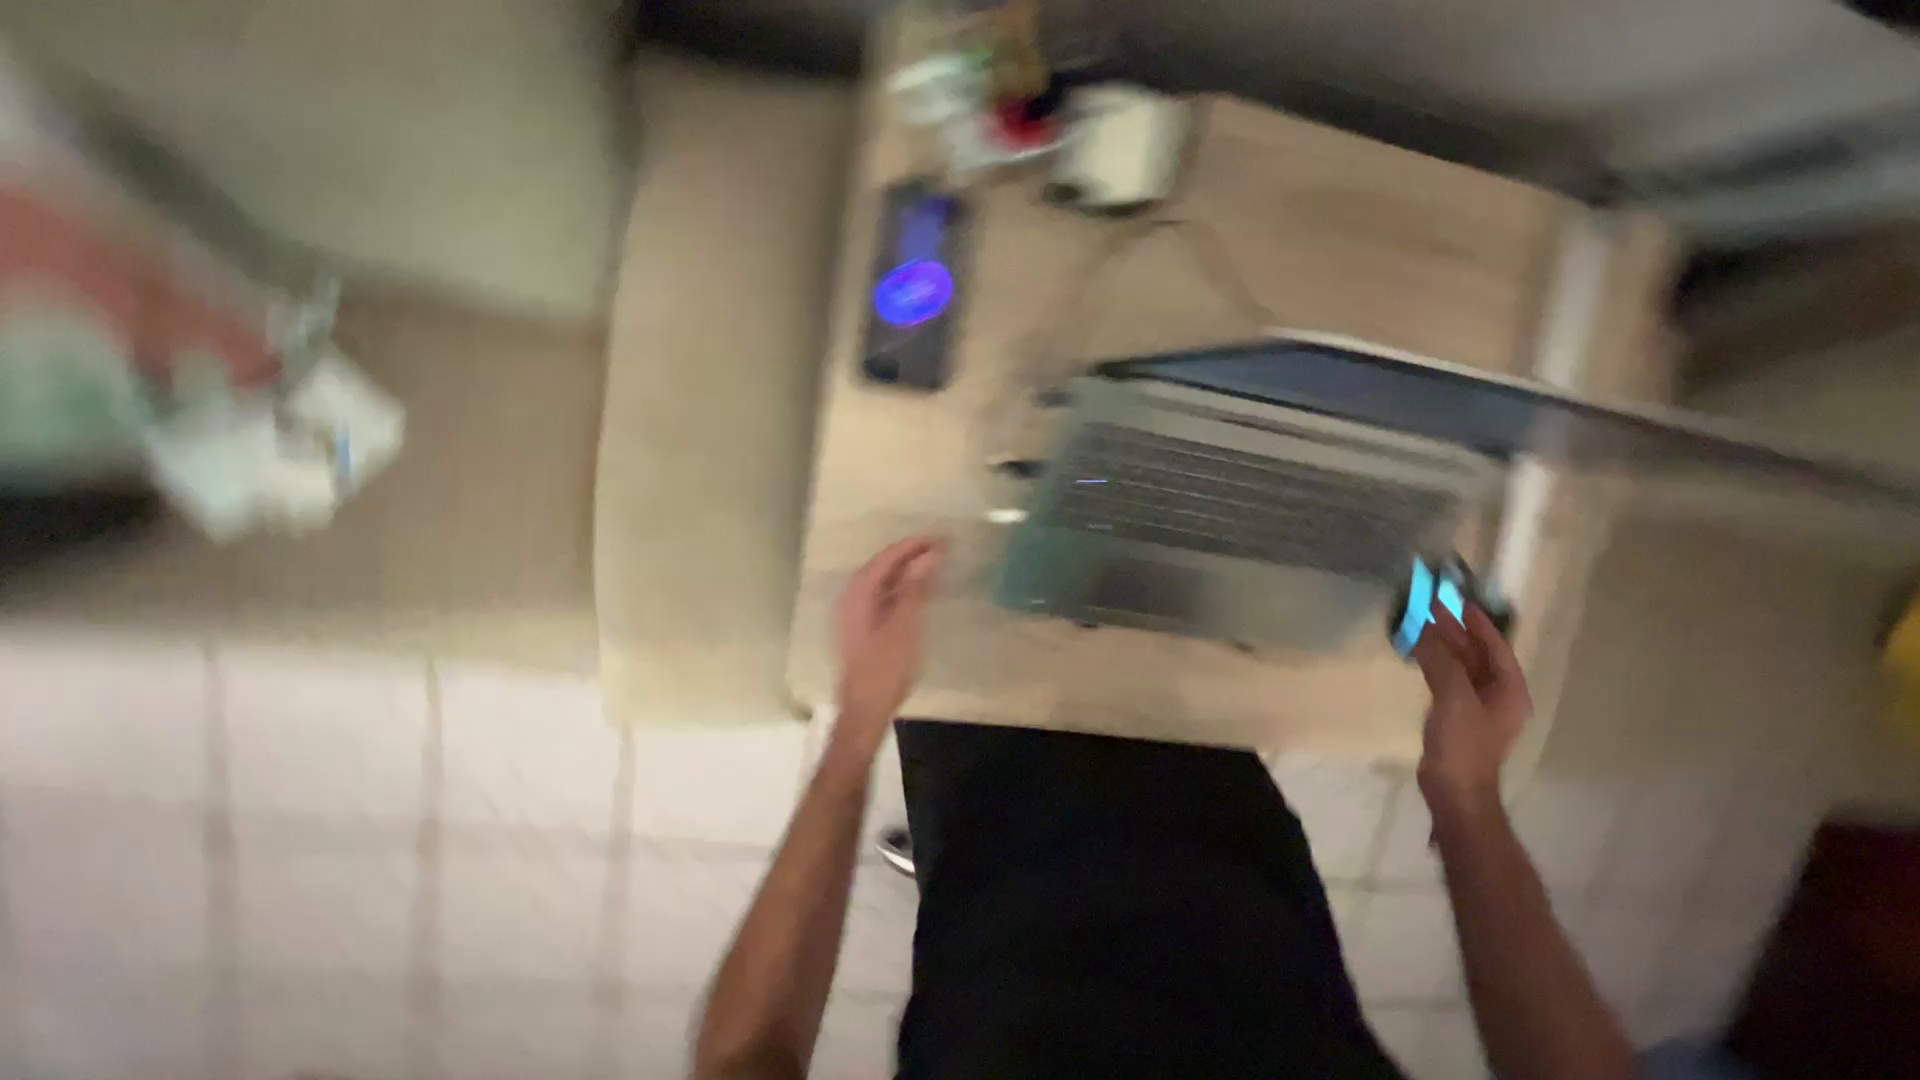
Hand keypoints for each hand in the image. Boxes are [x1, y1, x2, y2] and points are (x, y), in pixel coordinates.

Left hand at [834, 535, 945, 745]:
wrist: (865, 710)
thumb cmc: (885, 669)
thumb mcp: (906, 626)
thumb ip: (916, 588)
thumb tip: (928, 555)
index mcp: (858, 594)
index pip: (886, 558)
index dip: (913, 545)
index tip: (941, 538)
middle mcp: (850, 599)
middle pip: (881, 566)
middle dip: (910, 555)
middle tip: (941, 548)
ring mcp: (852, 615)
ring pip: (880, 582)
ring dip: (905, 572)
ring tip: (933, 566)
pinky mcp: (860, 630)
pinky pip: (881, 597)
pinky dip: (900, 589)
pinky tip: (917, 594)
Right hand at [1411, 603, 1530, 815]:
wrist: (1456, 791)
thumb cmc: (1463, 745)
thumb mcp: (1455, 699)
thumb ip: (1442, 663)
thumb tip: (1426, 634)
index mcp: (1509, 691)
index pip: (1496, 649)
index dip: (1479, 625)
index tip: (1461, 603)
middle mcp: (1497, 696)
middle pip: (1477, 656)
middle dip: (1456, 632)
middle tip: (1432, 608)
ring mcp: (1476, 708)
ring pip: (1461, 667)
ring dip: (1443, 646)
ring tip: (1421, 625)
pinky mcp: (1457, 717)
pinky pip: (1448, 681)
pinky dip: (1435, 664)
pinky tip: (1419, 654)